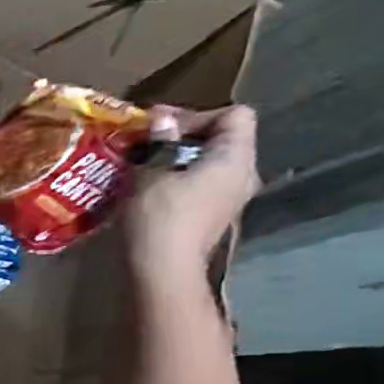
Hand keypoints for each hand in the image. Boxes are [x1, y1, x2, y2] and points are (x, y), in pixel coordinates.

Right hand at [123, 105, 258, 278]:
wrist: (163, 269)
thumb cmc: (159, 216)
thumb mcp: (150, 173)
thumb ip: (159, 143)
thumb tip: (162, 119)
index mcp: (235, 158)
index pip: (236, 115)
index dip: (198, 115)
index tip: (160, 127)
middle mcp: (243, 175)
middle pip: (222, 140)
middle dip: (182, 137)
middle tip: (144, 141)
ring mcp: (230, 199)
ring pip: (208, 164)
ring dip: (176, 159)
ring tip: (140, 164)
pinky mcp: (213, 216)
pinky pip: (200, 185)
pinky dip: (176, 179)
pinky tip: (147, 188)